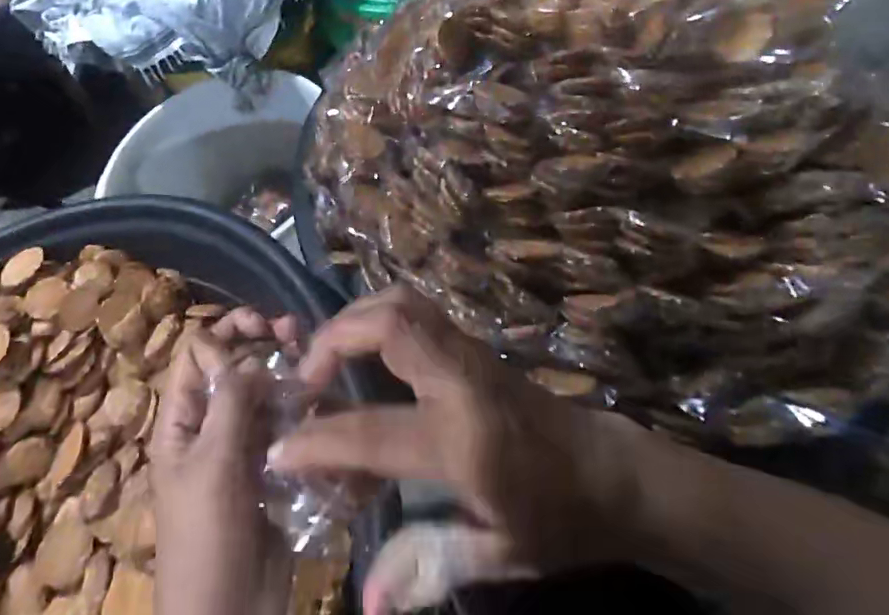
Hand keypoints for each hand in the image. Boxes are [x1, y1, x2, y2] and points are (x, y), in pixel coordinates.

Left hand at [150, 308, 301, 614]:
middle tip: (294, 330)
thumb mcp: (211, 464)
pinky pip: (281, 428)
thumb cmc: (207, 536)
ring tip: (312, 359)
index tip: (262, 327)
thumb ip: (228, 402)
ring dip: (283, 375)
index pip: (195, 355)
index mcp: (180, 421)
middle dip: (258, 343)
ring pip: (260, 397)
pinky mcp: (268, 471)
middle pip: (230, 370)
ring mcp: (239, 449)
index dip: (224, 332)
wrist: (227, 614)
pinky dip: (297, 410)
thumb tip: (247, 356)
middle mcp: (208, 427)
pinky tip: (319, 401)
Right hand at [268, 286, 655, 613]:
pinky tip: (362, 344)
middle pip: (387, 327)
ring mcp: (467, 351)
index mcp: (463, 440)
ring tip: (328, 356)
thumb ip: (427, 563)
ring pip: (400, 303)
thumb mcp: (496, 551)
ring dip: (352, 318)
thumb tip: (368, 599)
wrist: (609, 472)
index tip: (280, 449)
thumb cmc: (555, 519)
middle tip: (305, 380)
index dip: (318, 440)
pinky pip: (413, 307)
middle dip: (332, 342)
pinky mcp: (470, 341)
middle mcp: (460, 380)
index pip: (372, 431)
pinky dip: (375, 314)